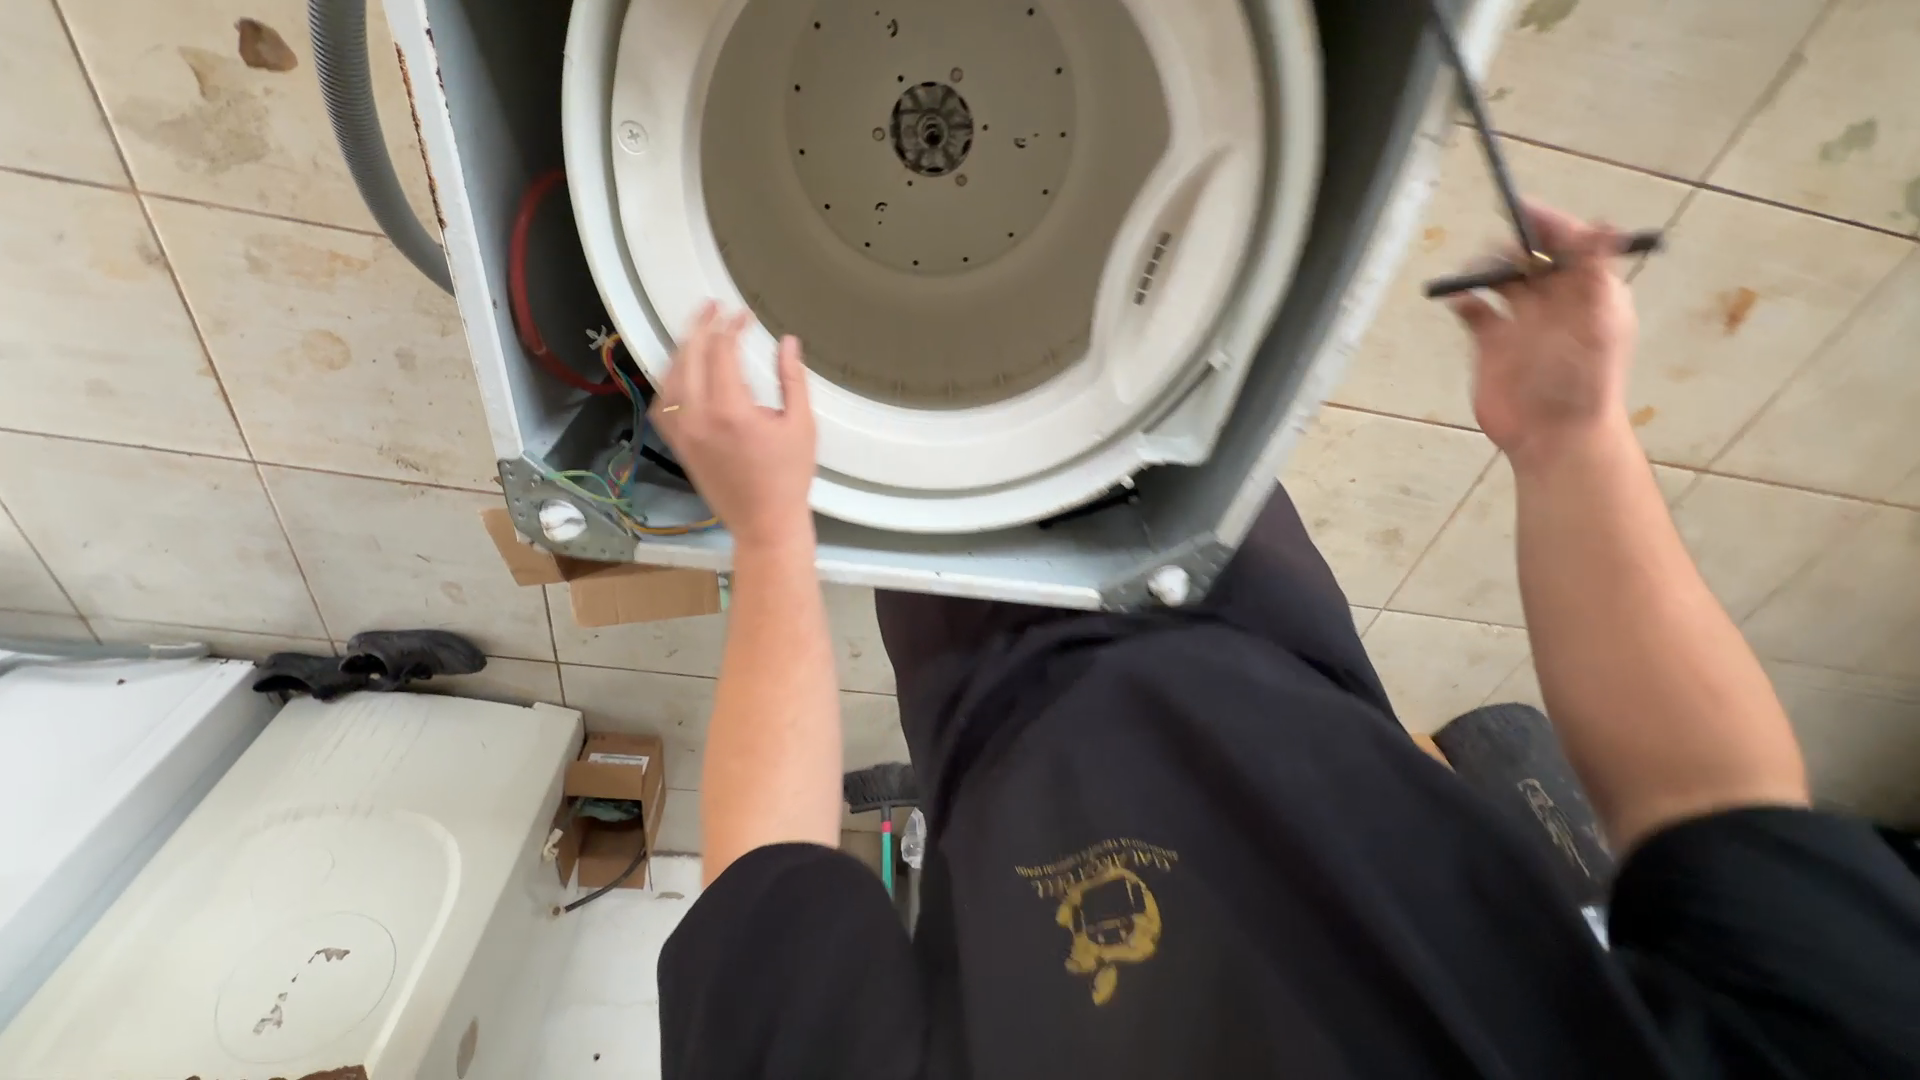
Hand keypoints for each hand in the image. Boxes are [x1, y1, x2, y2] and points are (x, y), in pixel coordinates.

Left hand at [650, 305, 817, 551]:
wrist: (765, 522)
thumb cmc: (789, 477)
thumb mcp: (802, 426)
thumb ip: (792, 380)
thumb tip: (788, 342)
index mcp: (731, 410)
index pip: (722, 352)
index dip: (731, 327)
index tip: (744, 316)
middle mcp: (699, 417)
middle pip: (690, 356)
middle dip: (701, 326)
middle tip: (713, 308)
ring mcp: (683, 432)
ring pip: (669, 377)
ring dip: (682, 350)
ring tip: (697, 334)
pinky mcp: (678, 445)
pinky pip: (662, 404)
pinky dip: (669, 381)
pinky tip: (681, 371)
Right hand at [1448, 203, 1638, 469]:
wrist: (1552, 436)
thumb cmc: (1582, 383)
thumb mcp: (1598, 324)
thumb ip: (1596, 274)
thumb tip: (1603, 225)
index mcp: (1589, 292)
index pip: (1570, 245)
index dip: (1548, 224)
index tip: (1521, 209)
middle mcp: (1555, 302)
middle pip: (1531, 258)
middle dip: (1513, 247)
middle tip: (1495, 251)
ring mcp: (1521, 323)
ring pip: (1500, 281)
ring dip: (1484, 271)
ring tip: (1471, 273)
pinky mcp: (1491, 344)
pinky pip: (1474, 312)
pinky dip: (1463, 300)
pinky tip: (1457, 299)